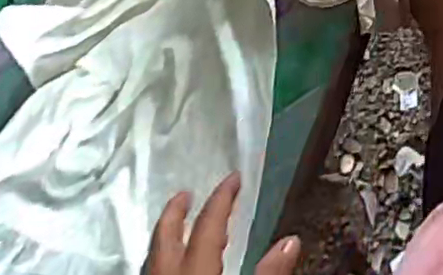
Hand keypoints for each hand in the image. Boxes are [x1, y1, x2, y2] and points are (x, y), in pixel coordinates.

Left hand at [144, 172, 299, 274]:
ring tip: (177, 225)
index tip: (235, 177)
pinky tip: (169, 264)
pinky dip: (159, 260)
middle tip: (186, 193)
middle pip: (165, 235)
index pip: (209, 222)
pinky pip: (150, 272)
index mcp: (195, 267)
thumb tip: (292, 241)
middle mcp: (167, 274)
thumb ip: (268, 272)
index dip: (222, 197)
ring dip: (165, 236)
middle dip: (175, 211)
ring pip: (152, 257)